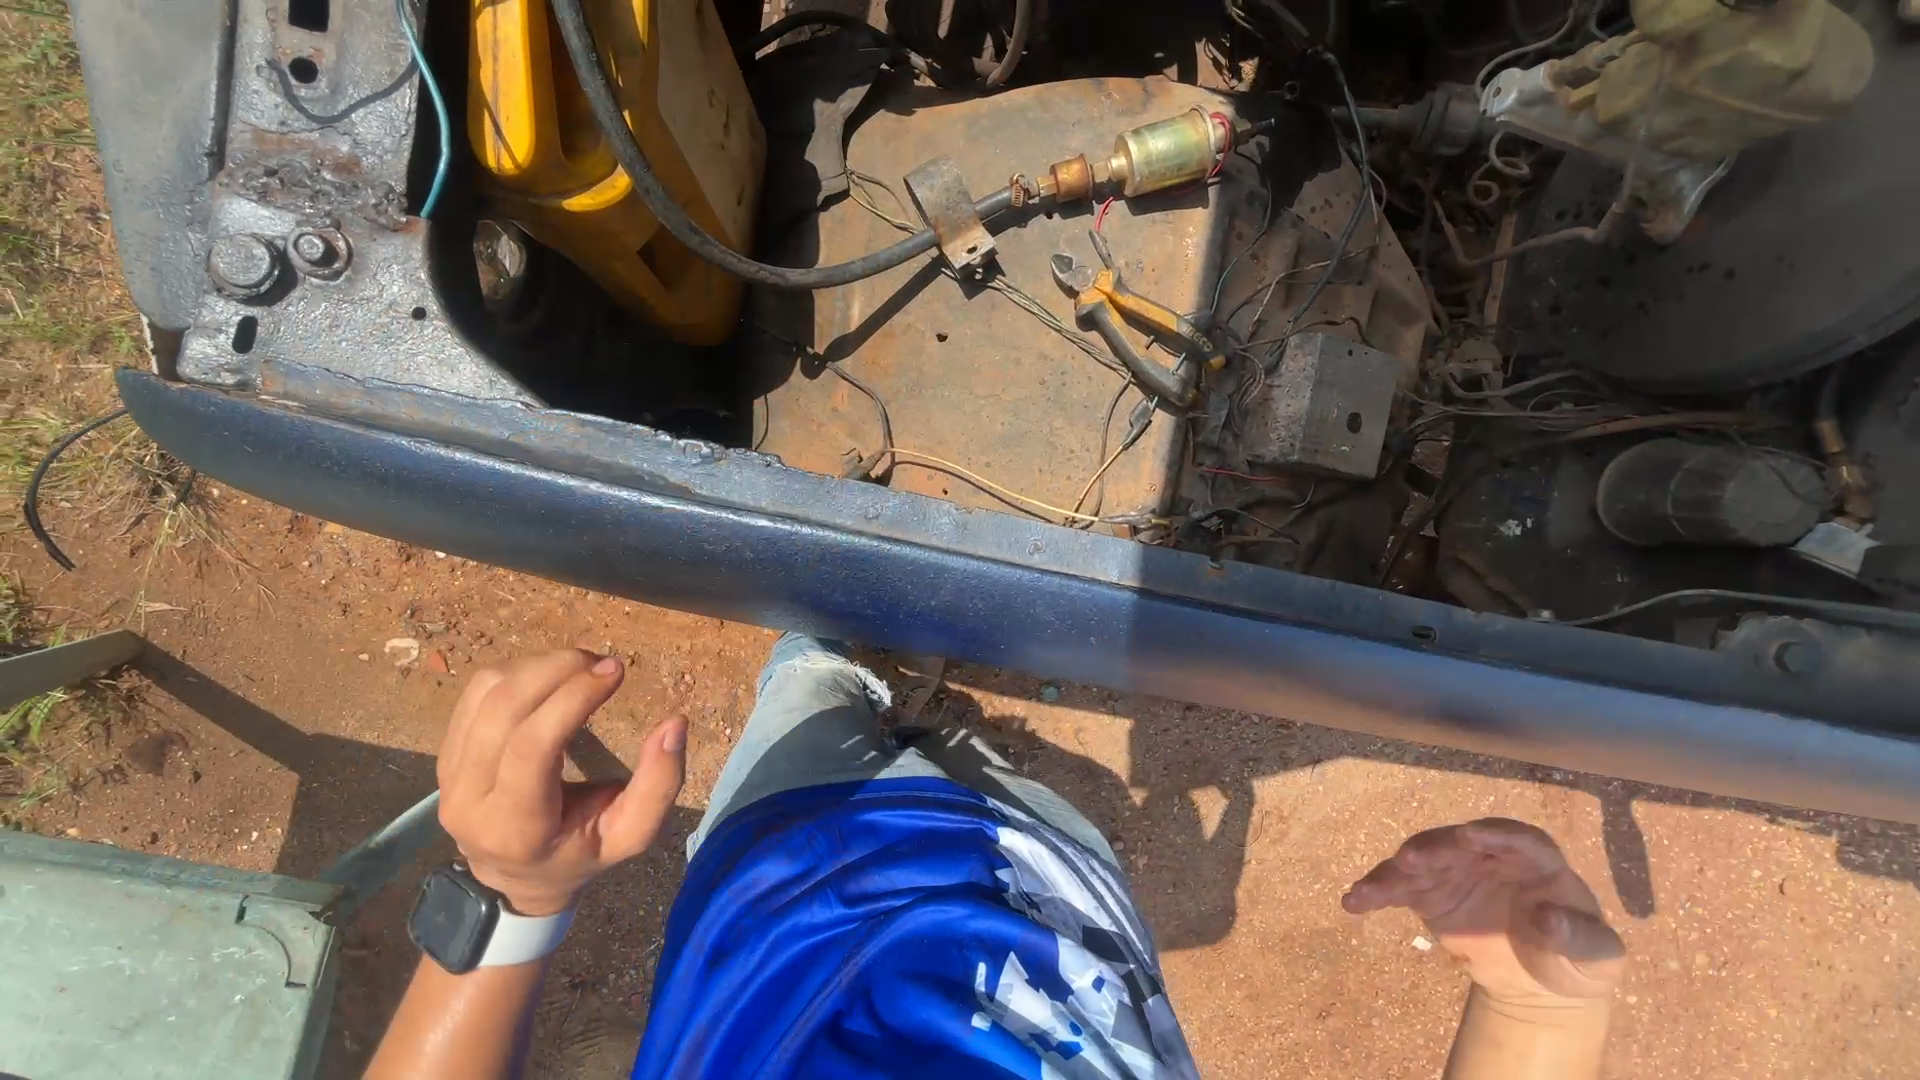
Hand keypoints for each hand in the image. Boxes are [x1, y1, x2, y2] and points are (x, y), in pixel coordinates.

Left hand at [435, 649, 685, 916]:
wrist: (515, 879)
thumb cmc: (582, 854)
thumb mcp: (631, 835)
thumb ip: (659, 784)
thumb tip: (675, 723)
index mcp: (516, 829)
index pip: (532, 747)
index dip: (573, 698)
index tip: (615, 670)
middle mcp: (468, 801)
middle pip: (503, 709)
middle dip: (558, 669)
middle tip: (602, 663)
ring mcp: (447, 776)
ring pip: (486, 693)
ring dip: (539, 666)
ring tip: (581, 669)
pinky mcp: (445, 754)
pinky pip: (476, 693)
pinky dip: (519, 673)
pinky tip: (552, 680)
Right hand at [1341, 818, 1624, 1002]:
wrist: (1539, 981)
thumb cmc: (1576, 961)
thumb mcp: (1596, 958)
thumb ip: (1580, 938)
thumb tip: (1547, 917)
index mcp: (1535, 860)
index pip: (1517, 838)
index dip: (1494, 834)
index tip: (1468, 835)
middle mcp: (1485, 855)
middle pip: (1454, 843)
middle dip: (1431, 849)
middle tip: (1410, 860)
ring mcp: (1452, 871)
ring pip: (1418, 860)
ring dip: (1394, 871)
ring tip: (1372, 888)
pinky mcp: (1427, 893)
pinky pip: (1397, 888)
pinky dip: (1375, 892)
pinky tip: (1354, 902)